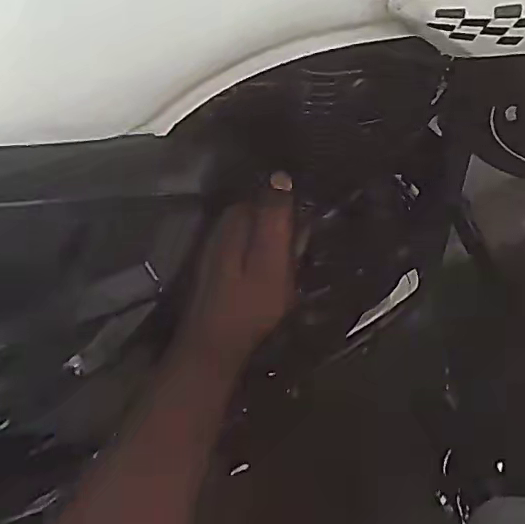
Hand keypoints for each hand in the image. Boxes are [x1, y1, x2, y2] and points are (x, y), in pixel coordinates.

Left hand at [178, 172, 296, 362]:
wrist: (213, 347)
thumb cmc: (251, 306)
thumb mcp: (271, 261)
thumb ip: (275, 219)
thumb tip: (280, 175)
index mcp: (236, 220)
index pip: (268, 193)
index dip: (292, 204)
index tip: (311, 223)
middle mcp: (221, 226)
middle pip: (259, 210)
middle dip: (282, 221)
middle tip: (304, 248)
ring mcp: (214, 247)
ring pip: (252, 230)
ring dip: (273, 239)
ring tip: (292, 262)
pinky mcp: (214, 267)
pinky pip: (245, 247)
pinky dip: (261, 254)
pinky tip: (270, 274)